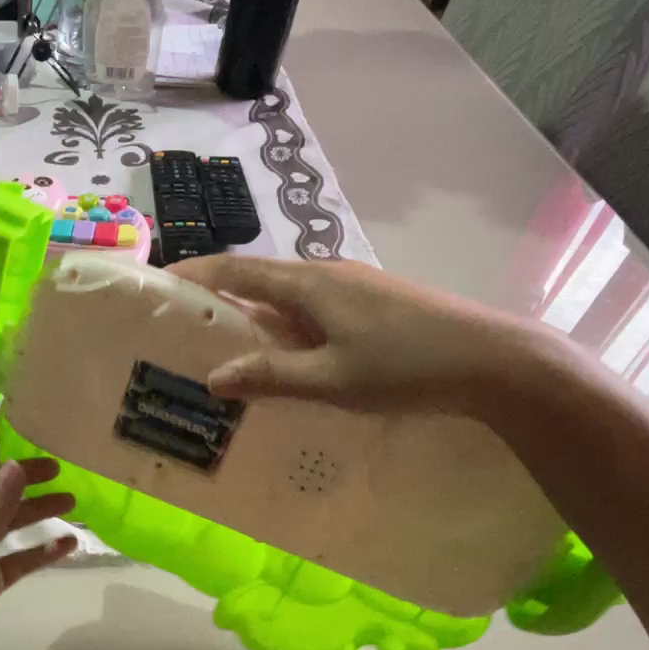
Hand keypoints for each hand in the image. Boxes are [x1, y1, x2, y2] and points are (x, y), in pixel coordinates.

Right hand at [167, 256, 553, 412]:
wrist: (492, 360)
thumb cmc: (406, 366)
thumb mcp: (331, 379)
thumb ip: (271, 376)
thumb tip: (214, 378)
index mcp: (309, 283)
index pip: (236, 270)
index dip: (194, 275)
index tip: (156, 286)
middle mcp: (326, 274)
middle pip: (258, 281)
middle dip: (217, 302)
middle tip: (182, 333)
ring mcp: (352, 288)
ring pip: (286, 299)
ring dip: (252, 319)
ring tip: (223, 352)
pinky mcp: (371, 306)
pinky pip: (311, 312)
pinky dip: (283, 330)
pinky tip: (283, 359)